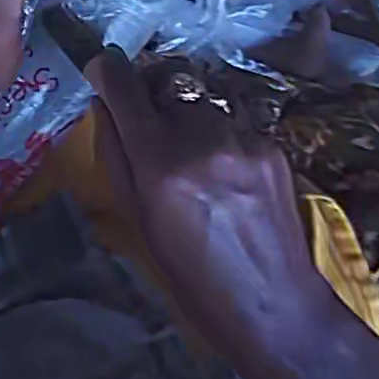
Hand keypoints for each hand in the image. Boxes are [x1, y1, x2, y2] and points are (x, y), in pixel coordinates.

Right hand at [86, 50, 340, 370]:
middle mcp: (200, 137)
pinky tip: (227, 170)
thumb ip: (114, 152)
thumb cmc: (191, 274)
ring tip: (195, 152)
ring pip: (202, 95)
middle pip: (166, 76)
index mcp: (158, 161)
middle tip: (151, 117)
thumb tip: (103, 102)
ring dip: (189, 110)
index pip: (123, 83)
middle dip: (152, 89)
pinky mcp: (271, 144)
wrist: (276, 309)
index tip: (104, 69)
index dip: (108, 69)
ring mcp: (241, 137)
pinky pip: (233, 118)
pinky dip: (221, 132)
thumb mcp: (136, 218)